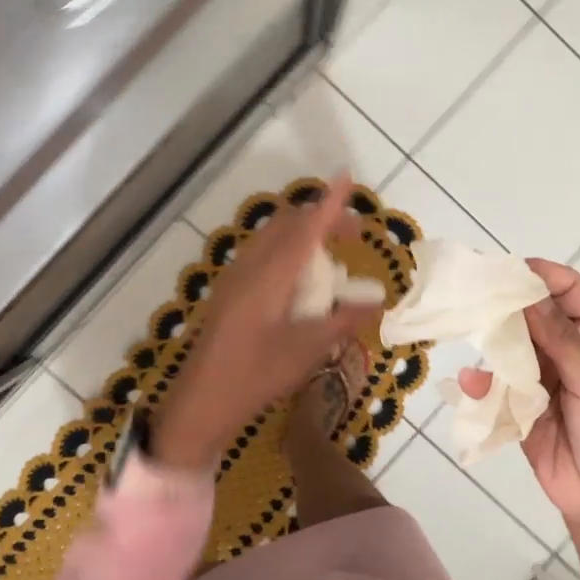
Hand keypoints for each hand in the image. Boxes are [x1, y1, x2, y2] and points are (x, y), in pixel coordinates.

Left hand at [153, 175, 381, 471]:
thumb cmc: (255, 376)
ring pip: (272, 237)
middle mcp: (250, 267)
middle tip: (352, 236)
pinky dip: (286, 250)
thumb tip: (378, 301)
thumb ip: (343, 320)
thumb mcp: (306, 351)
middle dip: (321, 218)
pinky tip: (299, 280)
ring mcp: (235, 277)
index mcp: (270, 276)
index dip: (329, 203)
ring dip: (303, 234)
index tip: (347, 177)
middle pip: (287, 224)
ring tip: (330, 257)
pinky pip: (262, 253)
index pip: (306, 228)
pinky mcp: (229, 291)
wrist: (201, 401)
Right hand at [461, 259, 579, 528]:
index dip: (542, 276)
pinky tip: (472, 383)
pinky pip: (496, 386)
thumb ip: (560, 339)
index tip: (509, 270)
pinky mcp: (518, 406)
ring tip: (469, 336)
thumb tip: (528, 294)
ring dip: (491, 344)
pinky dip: (482, 382)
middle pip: (532, 316)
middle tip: (473, 296)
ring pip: (510, 348)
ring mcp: (542, 378)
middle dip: (506, 307)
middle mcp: (567, 350)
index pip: (568, 291)